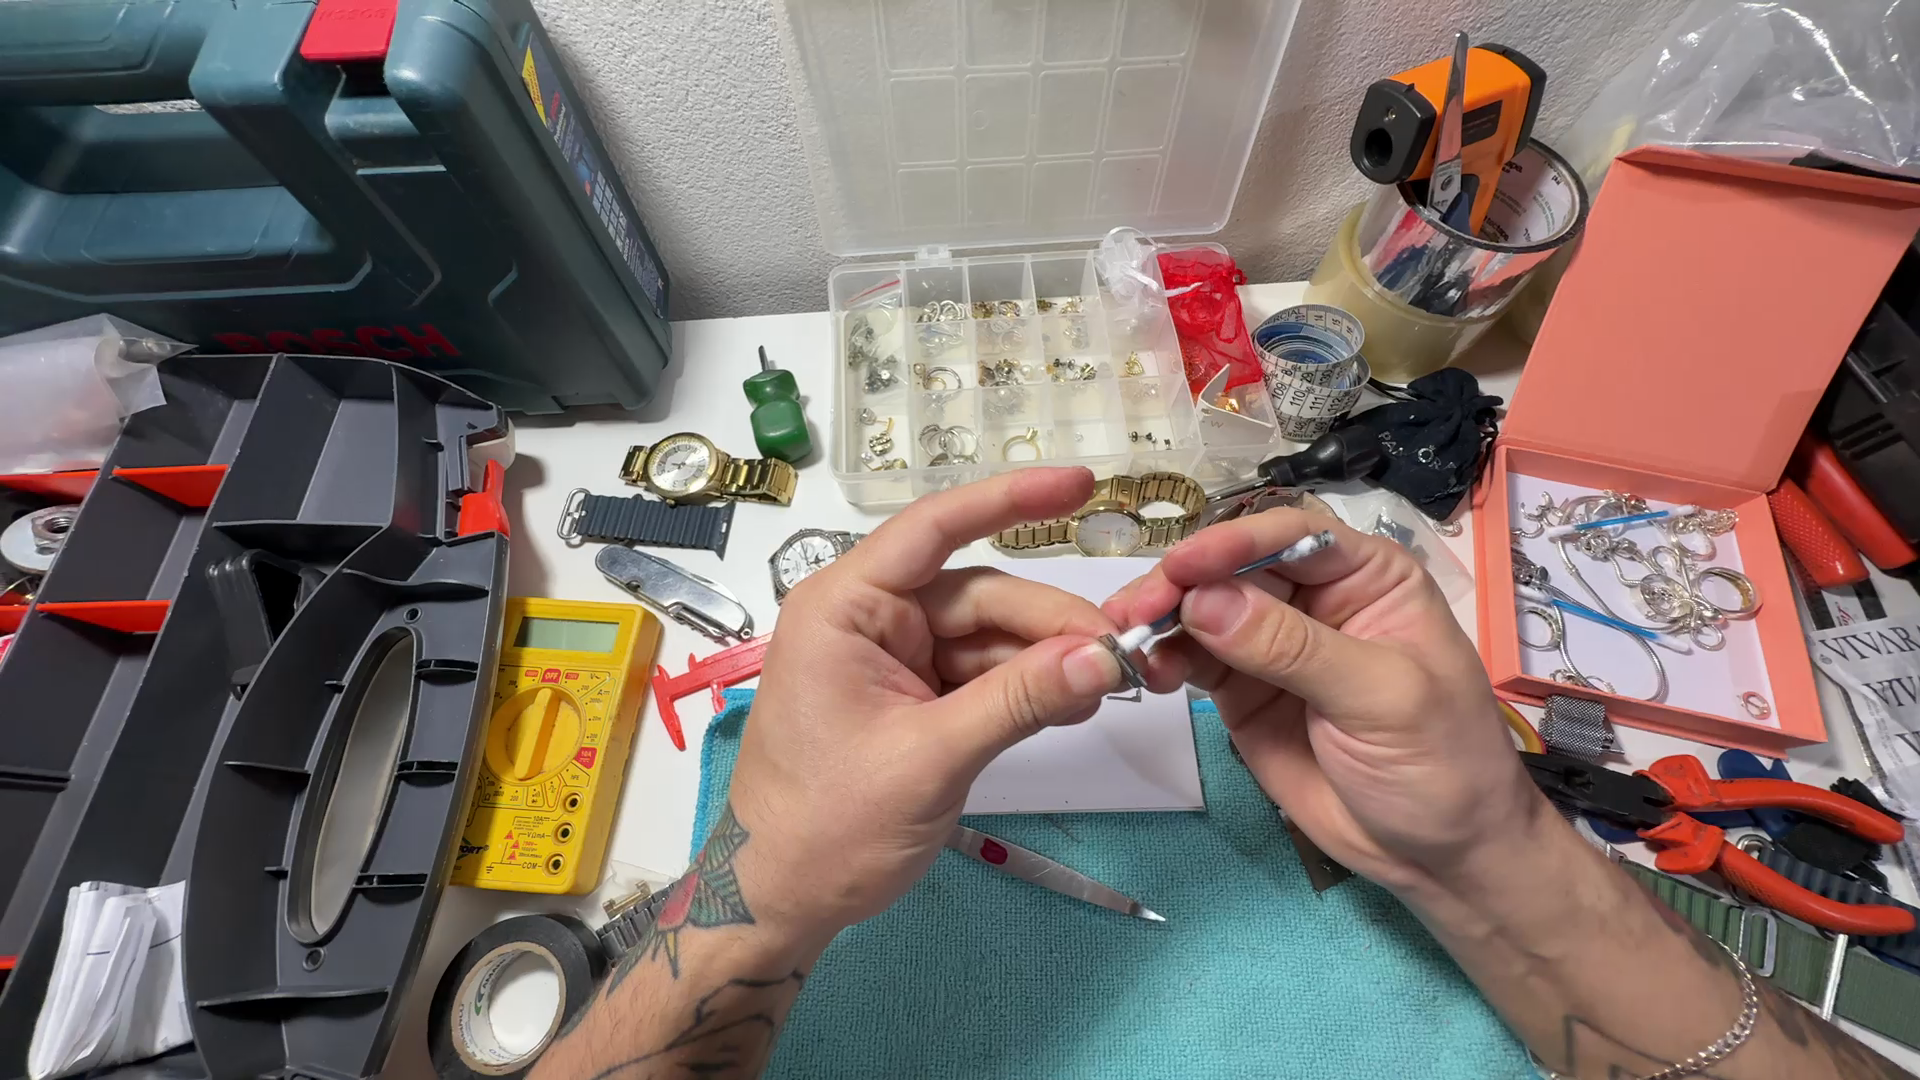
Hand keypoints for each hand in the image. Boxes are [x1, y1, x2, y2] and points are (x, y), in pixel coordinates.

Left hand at [726, 468, 1127, 941]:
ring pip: (989, 634)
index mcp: (847, 605)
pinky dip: (1027, 685)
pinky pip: (983, 672)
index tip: (1079, 485)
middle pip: (979, 595)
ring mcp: (897, 655)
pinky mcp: (917, 692)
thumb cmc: (829, 825)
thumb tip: (1104, 657)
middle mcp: (872, 616)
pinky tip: (1072, 701)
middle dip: (1050, 622)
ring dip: (1047, 658)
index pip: (933, 529)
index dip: (1008, 500)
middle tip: (1121, 652)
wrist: (783, 898)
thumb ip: (1018, 700)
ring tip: (1108, 684)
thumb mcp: (930, 757)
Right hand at [1104, 508, 1541, 893]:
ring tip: (1123, 640)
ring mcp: (1267, 642)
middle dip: (1179, 583)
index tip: (1182, 565)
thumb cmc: (1438, 764)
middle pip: (1230, 568)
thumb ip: (1292, 647)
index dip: (1234, 543)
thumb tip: (1204, 602)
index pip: (1291, 537)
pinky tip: (1146, 672)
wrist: (1431, 857)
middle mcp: (1309, 598)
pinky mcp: (1236, 686)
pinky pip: (1190, 658)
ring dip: (1159, 620)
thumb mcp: (1381, 698)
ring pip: (1200, 610)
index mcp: (1363, 578)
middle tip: (1133, 611)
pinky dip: (1162, 659)